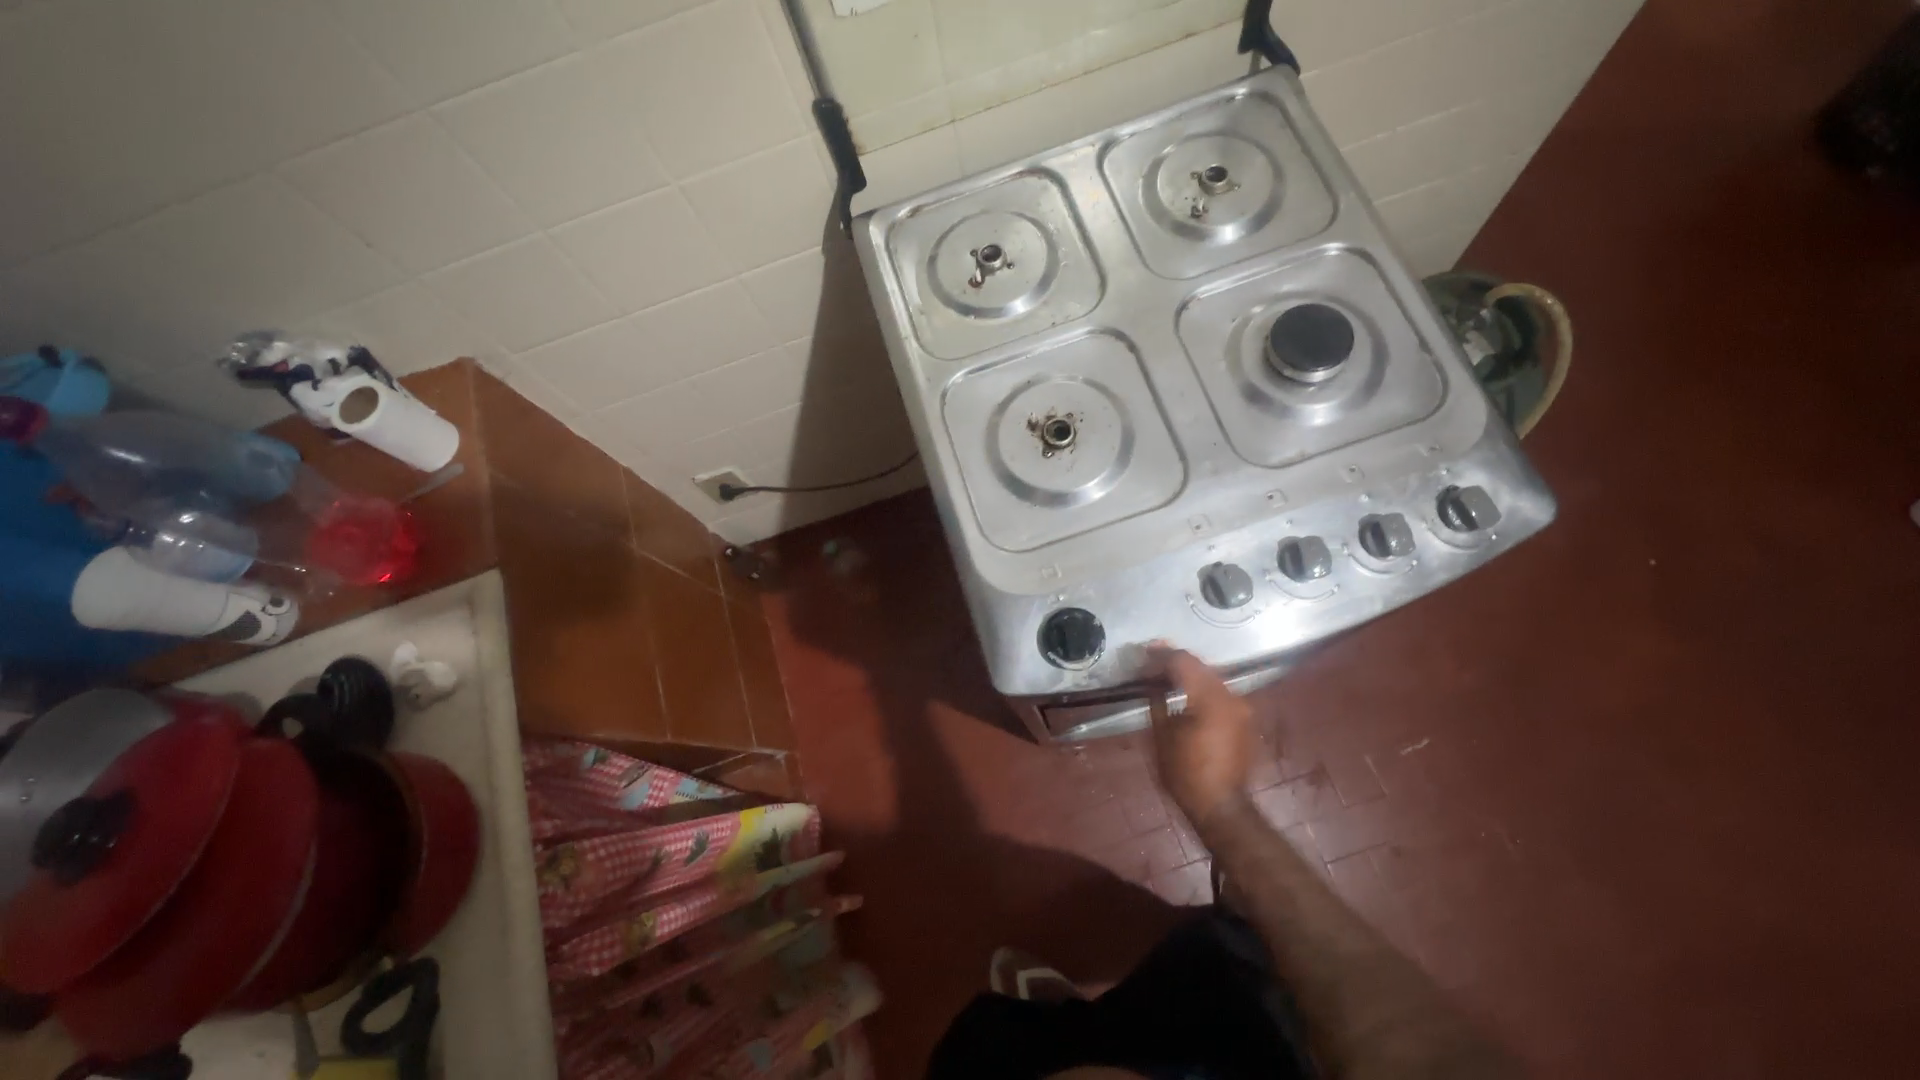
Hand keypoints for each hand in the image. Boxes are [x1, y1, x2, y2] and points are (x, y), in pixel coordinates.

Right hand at [1147, 645, 1256, 830]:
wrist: (1220, 806)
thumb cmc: (1184, 774)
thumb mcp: (1161, 735)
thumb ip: (1157, 700)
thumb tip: (1152, 680)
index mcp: (1208, 699)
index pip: (1183, 662)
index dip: (1161, 654)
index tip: (1143, 652)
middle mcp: (1230, 697)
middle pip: (1200, 666)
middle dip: (1176, 661)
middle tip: (1152, 661)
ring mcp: (1242, 707)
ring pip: (1212, 678)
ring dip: (1190, 674)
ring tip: (1166, 676)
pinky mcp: (1245, 719)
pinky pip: (1221, 694)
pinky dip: (1203, 689)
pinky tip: (1187, 695)